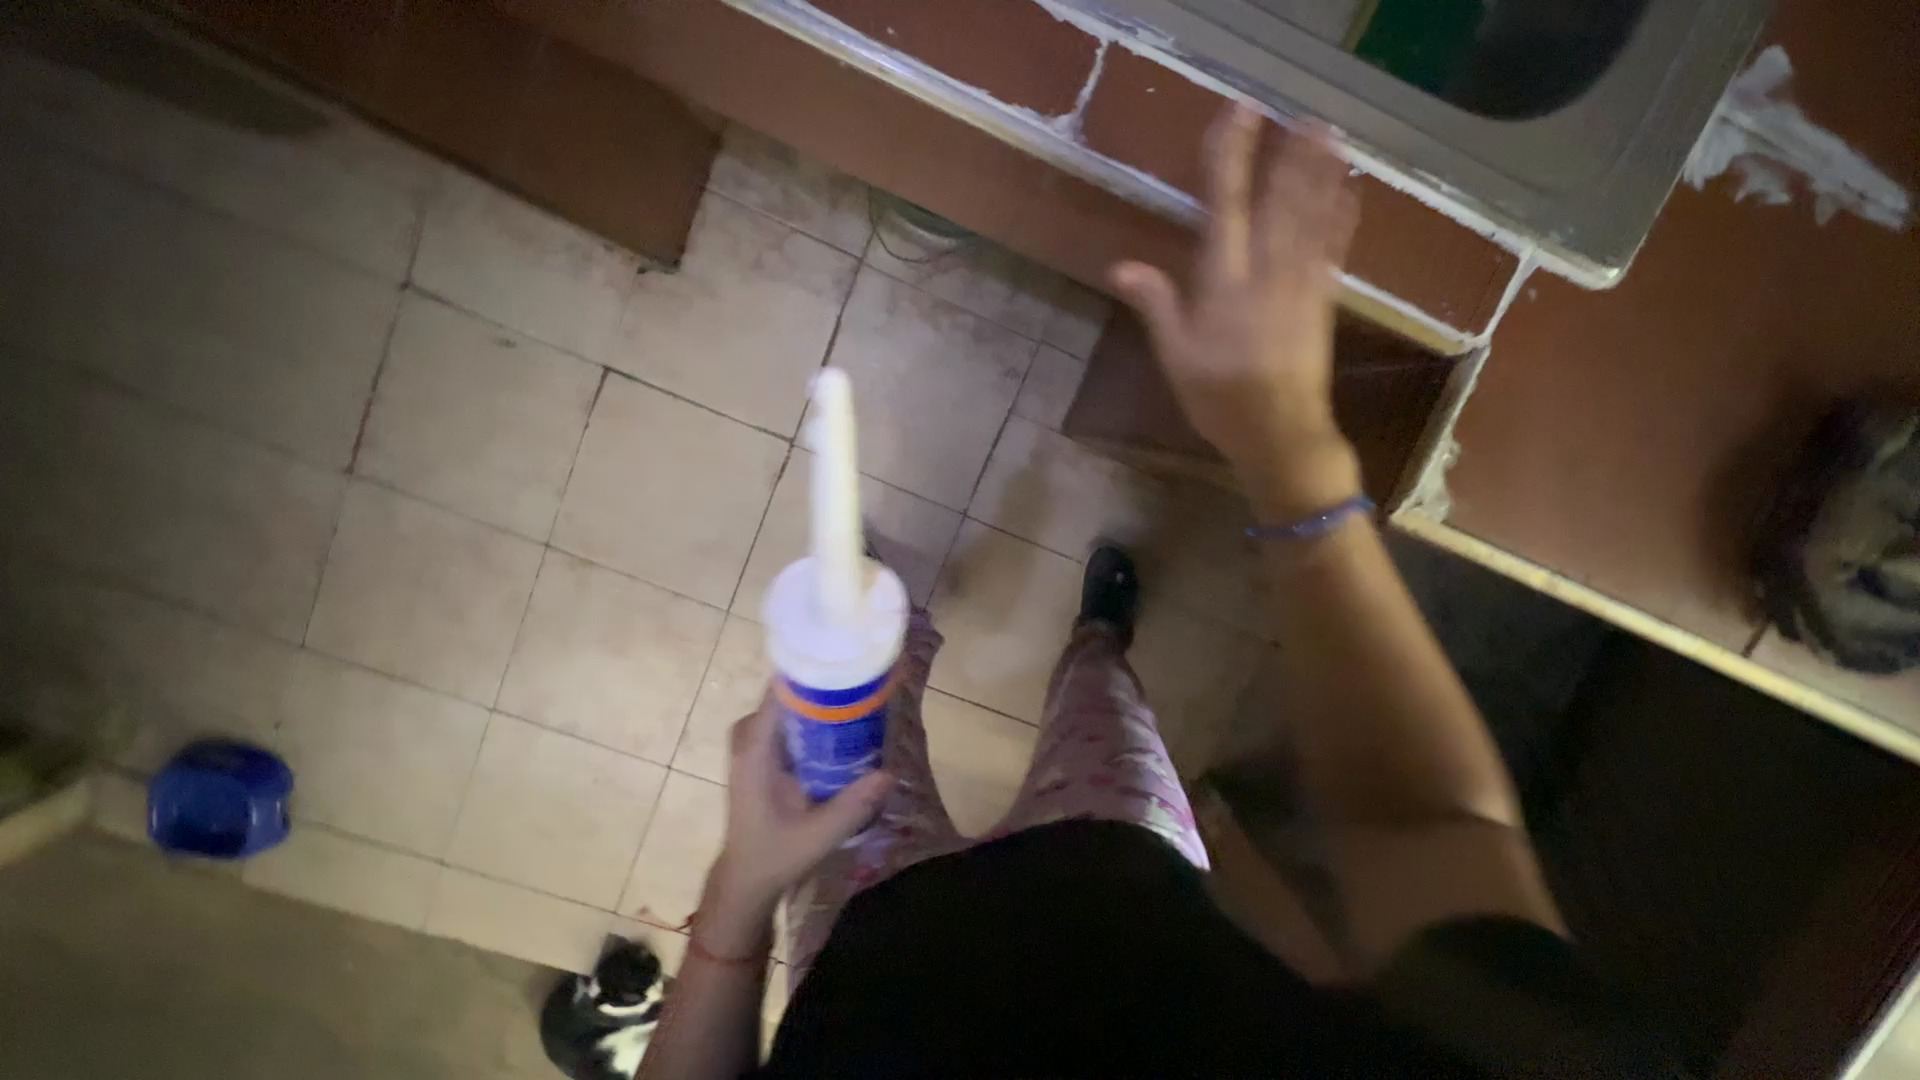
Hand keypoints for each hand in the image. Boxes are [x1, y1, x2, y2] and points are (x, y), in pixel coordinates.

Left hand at [698, 694, 892, 951]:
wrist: (746, 880)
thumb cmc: (773, 856)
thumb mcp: (816, 835)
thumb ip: (852, 806)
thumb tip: (890, 773)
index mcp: (755, 749)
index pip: (781, 692)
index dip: (813, 673)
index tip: (849, 665)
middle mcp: (751, 737)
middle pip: (791, 693)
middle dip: (826, 685)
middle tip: (867, 683)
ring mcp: (756, 744)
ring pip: (793, 706)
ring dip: (824, 701)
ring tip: (864, 696)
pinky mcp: (766, 754)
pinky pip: (792, 721)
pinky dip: (818, 718)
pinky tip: (849, 723)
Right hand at [1109, 102, 1362, 520]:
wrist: (1281, 434)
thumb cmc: (1219, 399)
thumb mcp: (1176, 358)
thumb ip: (1156, 306)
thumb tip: (1120, 266)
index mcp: (1224, 285)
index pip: (1225, 208)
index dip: (1230, 158)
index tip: (1237, 116)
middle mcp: (1267, 274)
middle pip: (1277, 203)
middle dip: (1286, 157)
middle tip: (1297, 116)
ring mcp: (1301, 285)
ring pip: (1311, 218)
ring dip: (1319, 174)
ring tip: (1328, 134)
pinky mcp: (1324, 301)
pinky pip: (1333, 249)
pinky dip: (1342, 217)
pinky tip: (1350, 192)